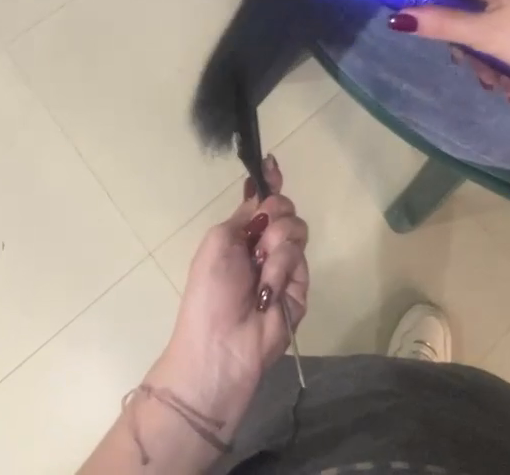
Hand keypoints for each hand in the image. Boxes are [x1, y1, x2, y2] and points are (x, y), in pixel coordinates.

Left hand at [149, 156, 308, 423]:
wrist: (221, 345)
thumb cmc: (209, 292)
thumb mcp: (218, 242)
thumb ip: (244, 214)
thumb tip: (259, 190)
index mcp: (241, 232)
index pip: (263, 199)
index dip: (270, 181)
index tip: (272, 164)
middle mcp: (264, 245)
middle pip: (285, 209)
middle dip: (274, 216)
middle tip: (256, 240)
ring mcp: (284, 266)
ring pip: (297, 231)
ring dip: (276, 247)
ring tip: (259, 272)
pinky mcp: (299, 288)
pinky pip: (300, 261)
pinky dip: (280, 272)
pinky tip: (267, 293)